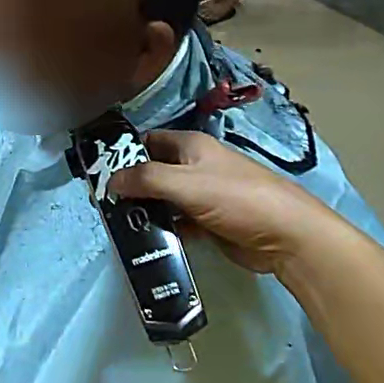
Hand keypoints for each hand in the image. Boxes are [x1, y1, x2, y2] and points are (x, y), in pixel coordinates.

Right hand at [104, 130, 354, 274]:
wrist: (284, 234)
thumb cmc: (235, 198)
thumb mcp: (186, 184)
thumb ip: (146, 180)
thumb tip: (110, 180)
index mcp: (191, 146)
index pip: (149, 141)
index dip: (125, 153)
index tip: (99, 172)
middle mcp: (196, 166)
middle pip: (155, 172)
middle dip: (132, 186)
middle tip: (104, 206)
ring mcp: (204, 195)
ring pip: (165, 200)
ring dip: (147, 211)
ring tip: (119, 226)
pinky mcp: (210, 222)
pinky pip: (179, 222)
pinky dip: (165, 229)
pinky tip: (147, 242)